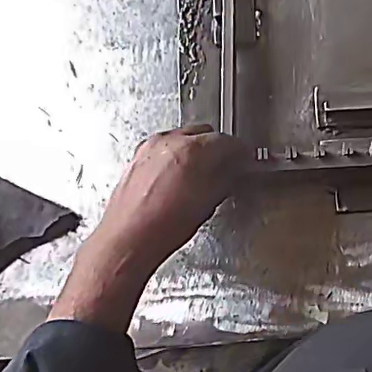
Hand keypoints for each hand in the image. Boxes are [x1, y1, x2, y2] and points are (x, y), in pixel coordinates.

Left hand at [49, 125, 247, 332]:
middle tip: (226, 165)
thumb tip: (230, 171)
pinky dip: (175, 156)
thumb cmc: (162, 227)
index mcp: (192, 150)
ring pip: (181, 138)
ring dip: (195, 149)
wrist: (128, 239)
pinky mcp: (137, 157)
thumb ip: (223, 180)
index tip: (244, 159)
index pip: (226, 141)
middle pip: (203, 132)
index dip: (240, 151)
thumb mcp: (206, 204)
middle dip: (216, 146)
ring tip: (201, 173)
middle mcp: (169, 142)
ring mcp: (150, 148)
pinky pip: (163, 148)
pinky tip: (178, 177)